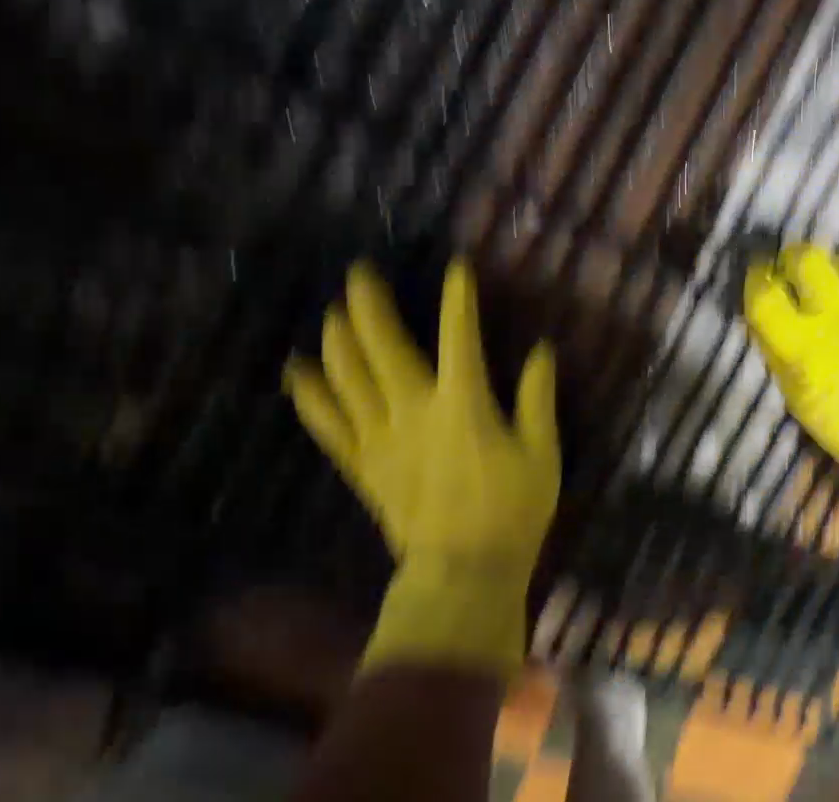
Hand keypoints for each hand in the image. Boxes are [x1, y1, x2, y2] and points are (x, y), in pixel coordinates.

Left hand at [284, 259, 558, 677]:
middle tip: (359, 274)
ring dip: (338, 340)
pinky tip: (296, 372)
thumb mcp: (543, 454)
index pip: (459, 337)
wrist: (463, 572)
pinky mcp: (362, 467)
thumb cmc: (512, 511)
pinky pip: (327, 426)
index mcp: (463, 404)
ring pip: (347, 379)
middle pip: (383, 348)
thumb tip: (541, 351)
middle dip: (370, 306)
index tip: (457, 267)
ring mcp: (380, 439)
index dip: (458, 299)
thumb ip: (538, 399)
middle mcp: (413, 411)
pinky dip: (309, 396)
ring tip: (333, 311)